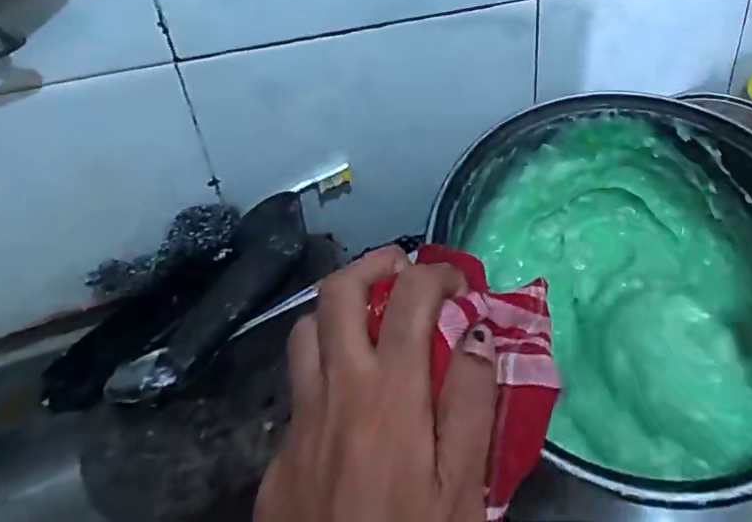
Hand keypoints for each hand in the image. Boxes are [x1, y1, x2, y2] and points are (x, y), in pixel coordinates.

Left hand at [256, 246, 499, 521]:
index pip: (410, 296)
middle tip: (404, 271)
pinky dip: (326, 374)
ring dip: (340, 312)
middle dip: (374, 263)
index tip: (460, 286)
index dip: (438, 273)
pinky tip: (350, 410)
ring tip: (373, 324)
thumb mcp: (464, 488)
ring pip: (304, 331)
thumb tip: (476, 330)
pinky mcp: (275, 460)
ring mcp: (297, 423)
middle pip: (337, 291)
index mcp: (389, 394)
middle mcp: (336, 391)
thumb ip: (473, 401)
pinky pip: (297, 392)